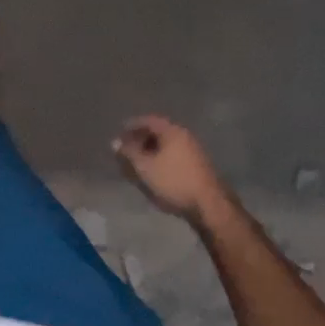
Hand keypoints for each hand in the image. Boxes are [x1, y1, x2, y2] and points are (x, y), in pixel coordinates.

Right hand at [114, 116, 228, 224]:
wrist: (209, 205)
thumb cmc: (173, 181)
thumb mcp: (144, 167)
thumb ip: (128, 152)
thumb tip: (115, 142)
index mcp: (172, 131)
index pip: (149, 120)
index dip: (132, 125)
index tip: (120, 132)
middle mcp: (185, 136)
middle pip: (159, 132)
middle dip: (141, 138)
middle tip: (127, 147)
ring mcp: (195, 151)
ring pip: (167, 145)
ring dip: (151, 150)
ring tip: (138, 161)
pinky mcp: (199, 166)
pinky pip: (175, 155)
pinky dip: (161, 158)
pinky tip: (155, 170)